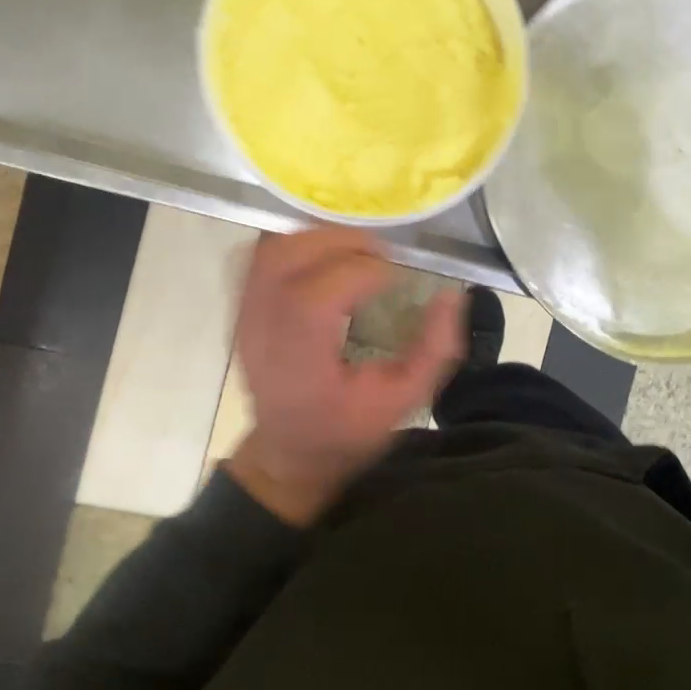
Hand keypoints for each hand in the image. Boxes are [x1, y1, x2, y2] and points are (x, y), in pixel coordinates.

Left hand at [224, 228, 462, 525]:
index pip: (318, 297)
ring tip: (354, 250)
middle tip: (380, 255)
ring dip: (317, 237)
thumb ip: (433, 351)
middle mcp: (263, 331)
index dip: (363, 272)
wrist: (289, 453)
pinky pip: (258, 256)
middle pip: (289, 258)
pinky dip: (292, 243)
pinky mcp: (240, 309)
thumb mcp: (404, 401)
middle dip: (341, 242)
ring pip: (271, 249)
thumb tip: (451, 296)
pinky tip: (323, 256)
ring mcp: (244, 317)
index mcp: (300, 361)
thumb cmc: (348, 430)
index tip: (398, 276)